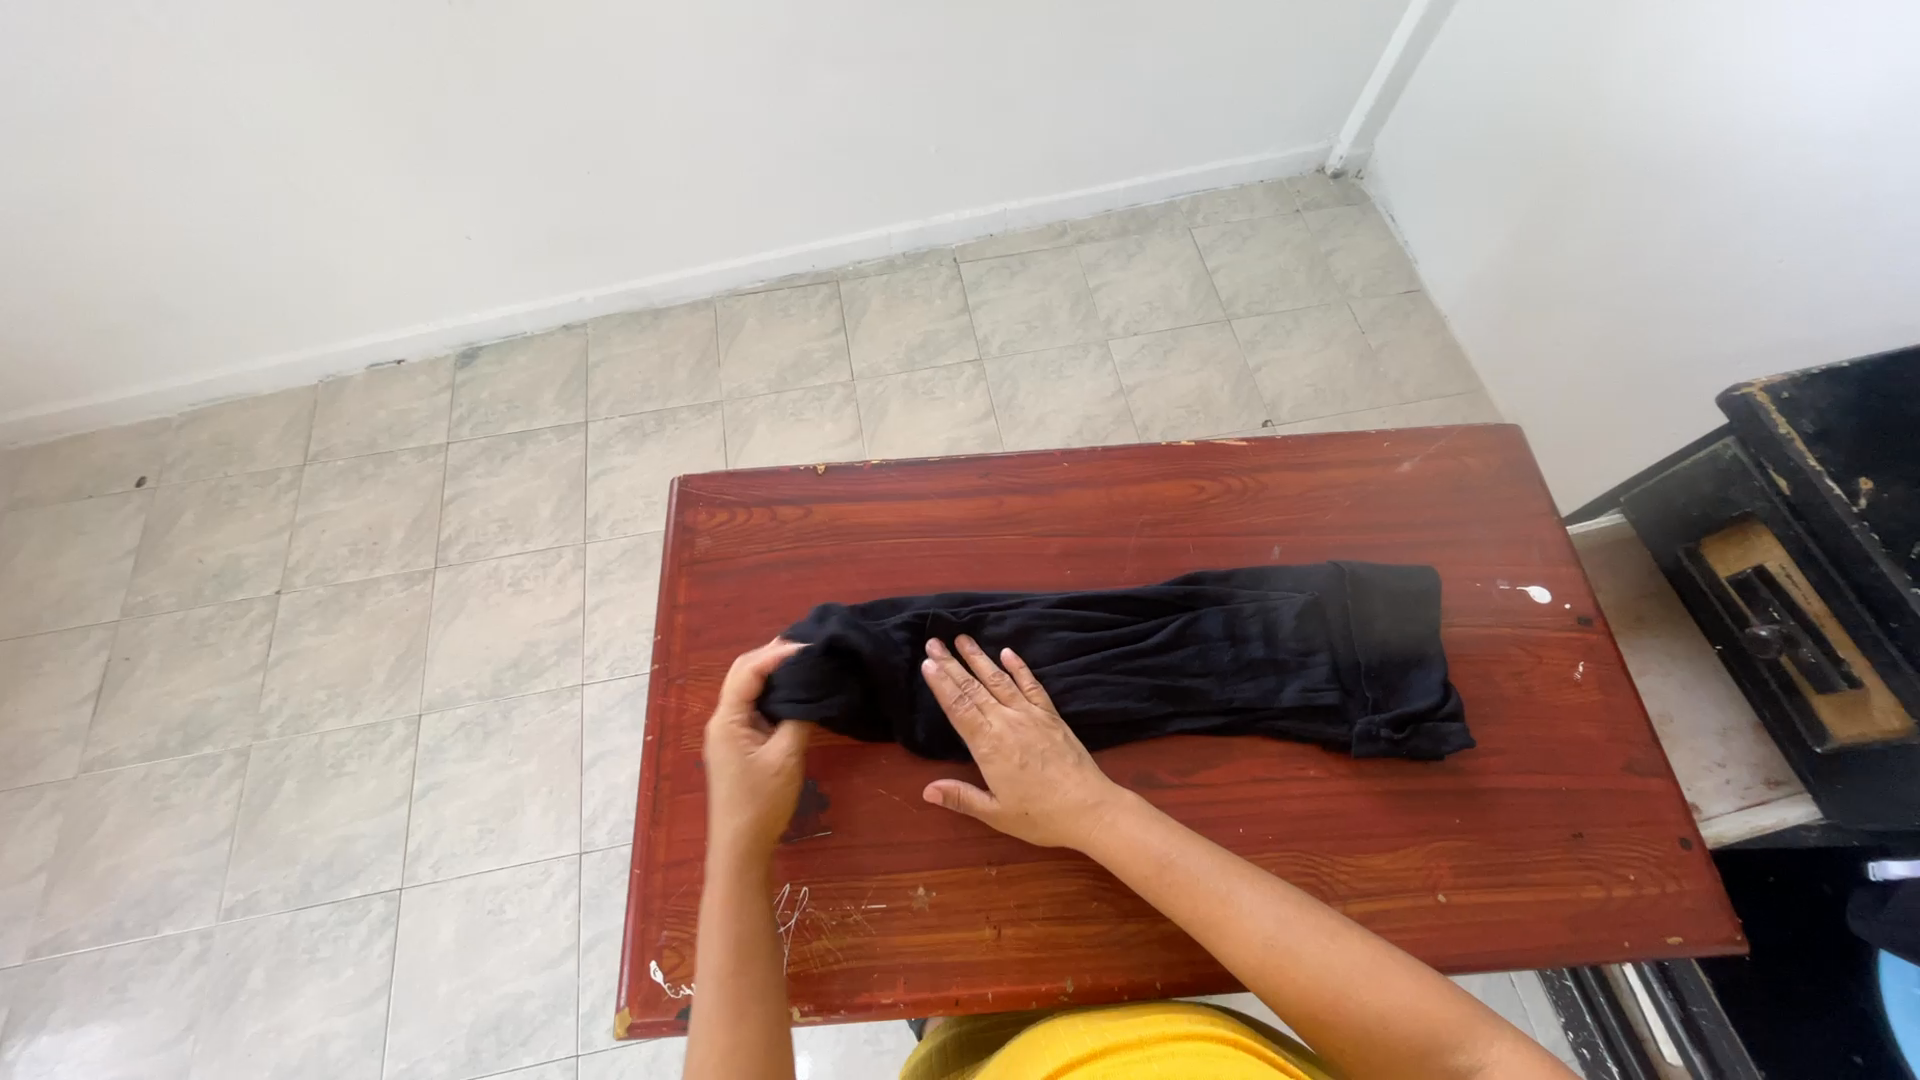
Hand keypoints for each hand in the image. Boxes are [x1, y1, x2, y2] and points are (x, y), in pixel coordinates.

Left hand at [703, 639, 812, 863]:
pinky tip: (795, 692)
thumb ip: (798, 717)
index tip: (809, 646)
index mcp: (727, 719)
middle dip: (772, 657)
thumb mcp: (787, 756)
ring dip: (772, 674)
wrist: (741, 847)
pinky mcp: (738, 744)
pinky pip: (753, 707)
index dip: (777, 654)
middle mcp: (722, 719)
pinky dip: (772, 693)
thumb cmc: (762, 801)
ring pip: (748, 689)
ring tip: (805, 663)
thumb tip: (811, 690)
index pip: (748, 671)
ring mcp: (728, 732)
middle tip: (808, 648)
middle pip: (743, 674)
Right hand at [919, 635, 1128, 850]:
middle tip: (933, 642)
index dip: (941, 684)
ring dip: (980, 658)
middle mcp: (1007, 722)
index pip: (958, 708)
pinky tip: (1007, 652)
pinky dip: (1019, 667)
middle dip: (951, 664)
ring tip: (963, 639)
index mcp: (988, 745)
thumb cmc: (1040, 816)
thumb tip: (926, 790)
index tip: (927, 662)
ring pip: (1000, 680)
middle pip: (973, 688)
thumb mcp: (995, 813)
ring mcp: (1031, 715)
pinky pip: (1032, 685)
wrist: (1089, 808)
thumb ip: (961, 797)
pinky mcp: (1051, 715)